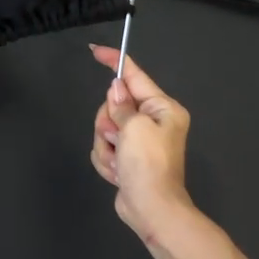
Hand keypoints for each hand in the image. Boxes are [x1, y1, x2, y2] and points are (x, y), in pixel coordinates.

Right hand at [88, 45, 198, 258]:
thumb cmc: (148, 164)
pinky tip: (118, 173)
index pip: (134, 76)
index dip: (115, 61)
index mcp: (162, 109)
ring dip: (105, 145)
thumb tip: (116, 89)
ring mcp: (138, 141)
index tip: (95, 50)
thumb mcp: (133, 126)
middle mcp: (152, 122)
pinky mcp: (126, 158)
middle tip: (117, 137)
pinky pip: (103, 148)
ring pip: (104, 128)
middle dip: (108, 122)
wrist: (151, 209)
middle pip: (114, 105)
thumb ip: (121, 104)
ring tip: (119, 161)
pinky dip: (106, 160)